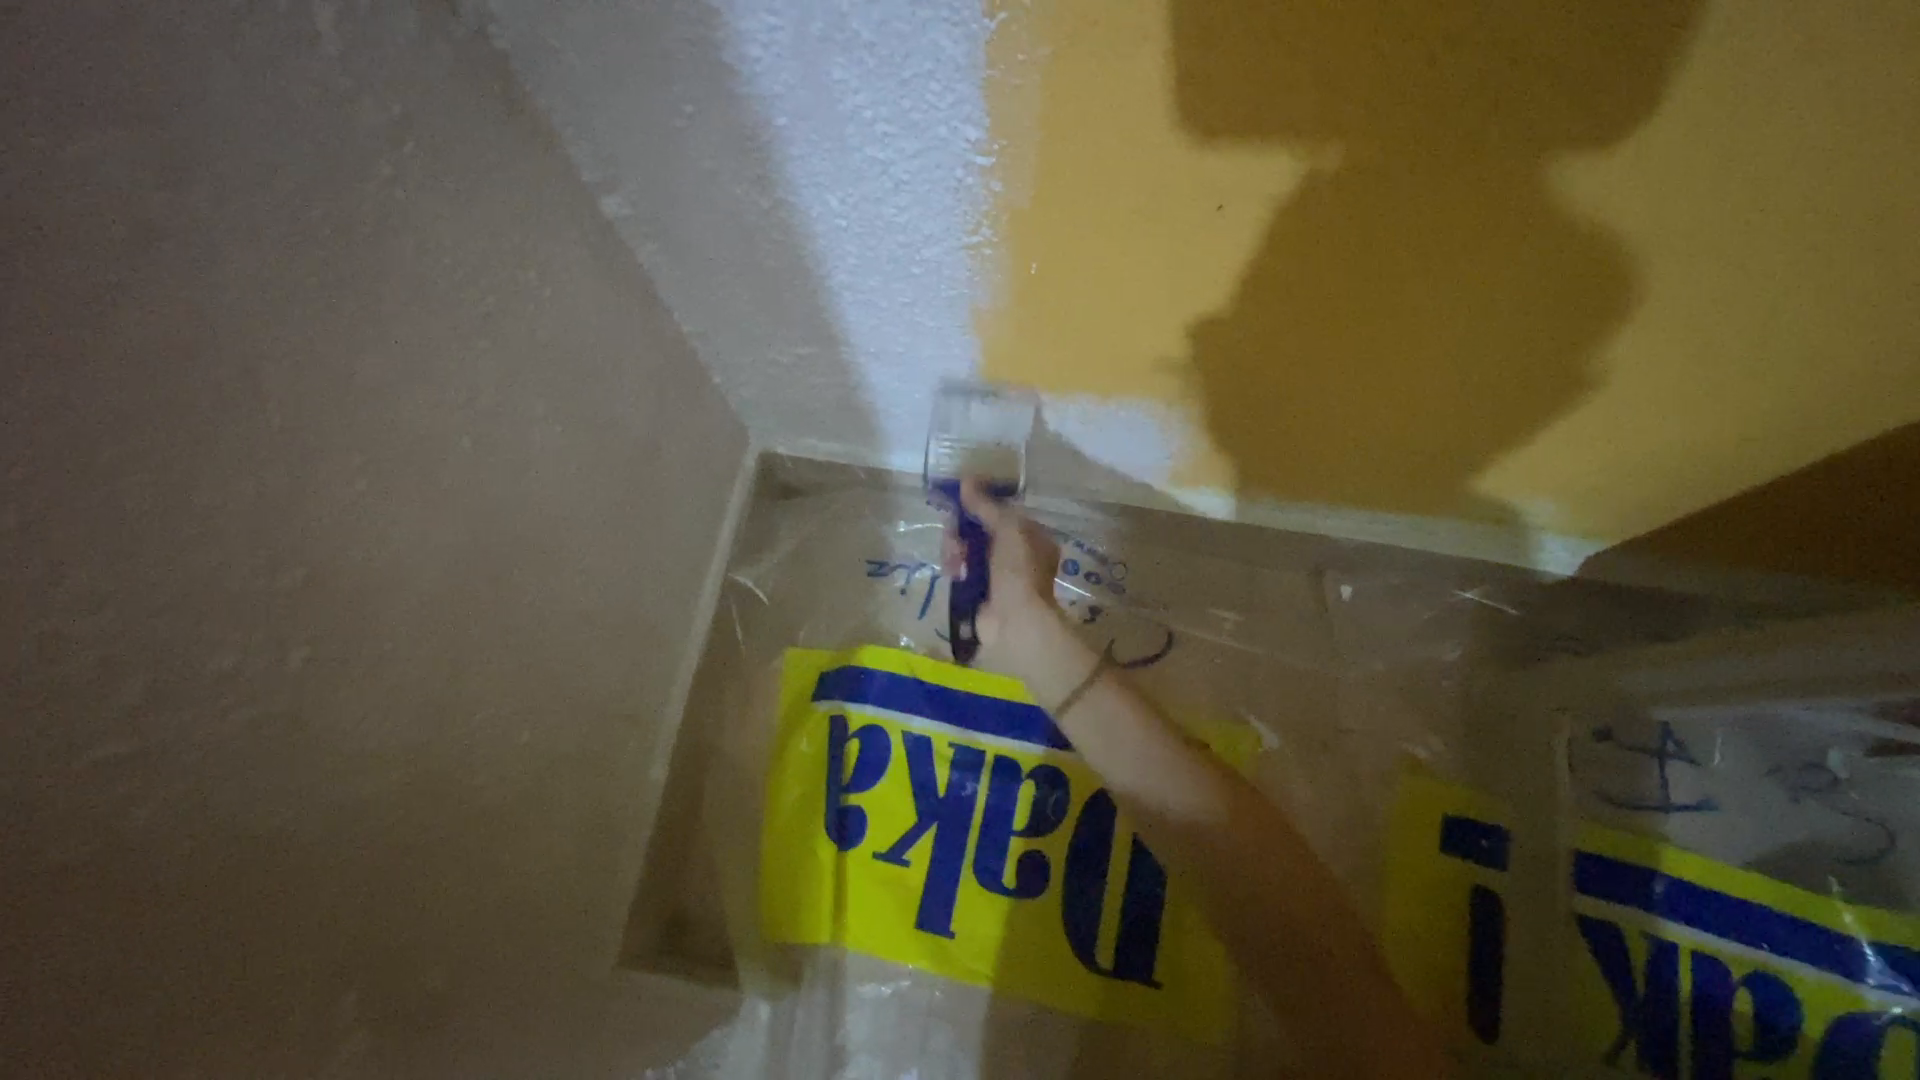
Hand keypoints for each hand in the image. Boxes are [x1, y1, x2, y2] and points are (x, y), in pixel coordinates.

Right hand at [945, 477, 1063, 654]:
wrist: (1014, 620)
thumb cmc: (1019, 570)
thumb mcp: (1007, 527)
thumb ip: (986, 505)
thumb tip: (966, 479)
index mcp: (1032, 536)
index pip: (1001, 512)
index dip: (979, 504)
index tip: (958, 500)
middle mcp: (1017, 554)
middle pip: (980, 530)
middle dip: (962, 529)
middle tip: (953, 534)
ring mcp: (998, 574)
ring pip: (967, 549)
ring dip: (955, 549)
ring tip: (953, 558)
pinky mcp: (979, 591)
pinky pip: (961, 570)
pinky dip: (955, 568)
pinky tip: (952, 572)